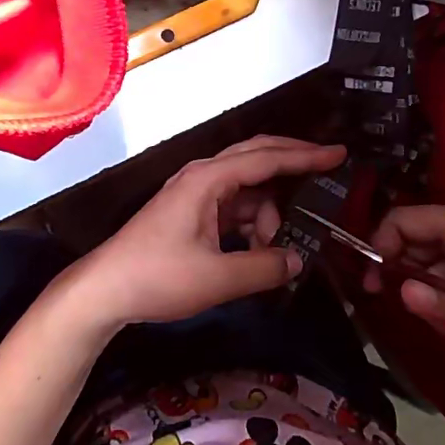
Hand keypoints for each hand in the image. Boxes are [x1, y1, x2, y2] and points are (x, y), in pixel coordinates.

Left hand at [56, 136, 347, 330]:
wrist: (106, 290)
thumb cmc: (157, 277)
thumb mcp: (218, 277)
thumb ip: (265, 268)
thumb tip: (297, 261)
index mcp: (208, 180)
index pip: (266, 158)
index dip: (305, 156)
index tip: (338, 154)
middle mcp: (203, 178)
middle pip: (257, 160)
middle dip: (293, 166)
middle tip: (329, 173)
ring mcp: (196, 195)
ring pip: (247, 191)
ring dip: (270, 213)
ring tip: (279, 248)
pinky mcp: (192, 214)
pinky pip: (234, 209)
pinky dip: (253, 225)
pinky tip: (262, 250)